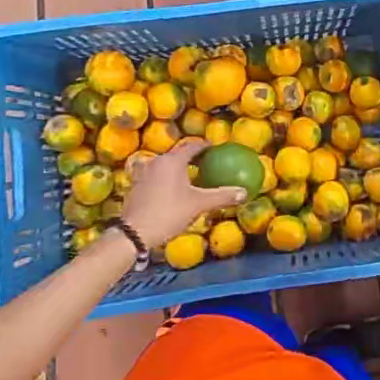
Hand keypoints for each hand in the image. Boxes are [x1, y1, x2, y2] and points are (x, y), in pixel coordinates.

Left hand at [119, 139, 245, 248]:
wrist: (135, 233)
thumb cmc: (169, 213)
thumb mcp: (198, 204)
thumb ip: (222, 196)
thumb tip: (244, 192)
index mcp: (172, 160)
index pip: (192, 146)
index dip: (205, 146)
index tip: (215, 148)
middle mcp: (156, 161)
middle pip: (176, 154)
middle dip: (190, 157)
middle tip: (204, 162)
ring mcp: (143, 173)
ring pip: (163, 164)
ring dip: (175, 167)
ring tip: (186, 176)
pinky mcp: (135, 185)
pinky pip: (153, 175)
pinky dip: (162, 177)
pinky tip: (168, 188)